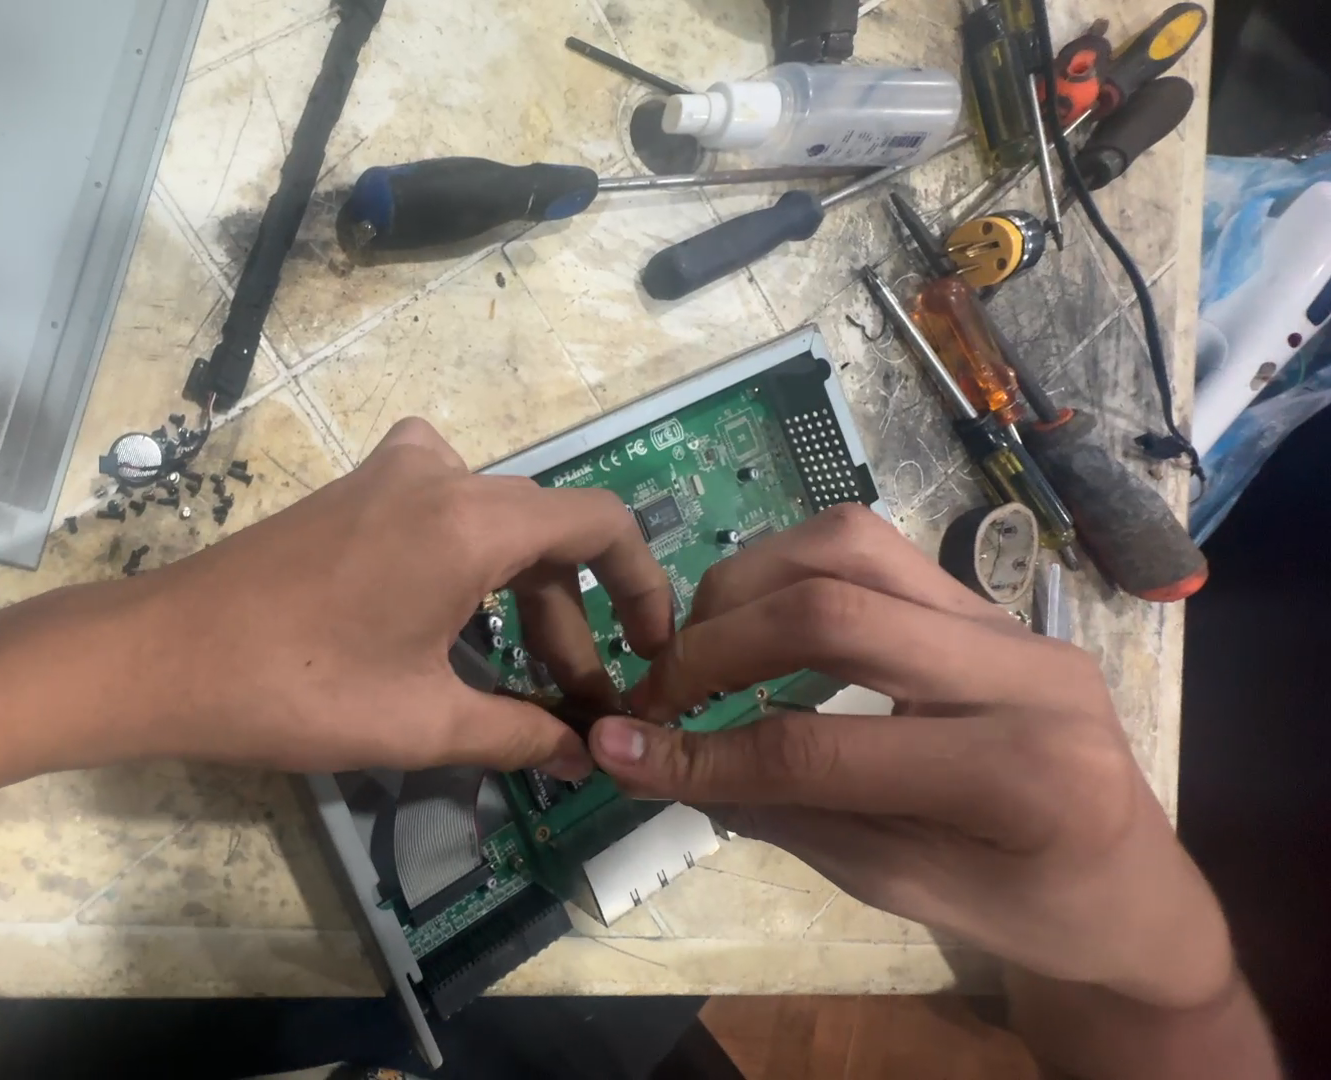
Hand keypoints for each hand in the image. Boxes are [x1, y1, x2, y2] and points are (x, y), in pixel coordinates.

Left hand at [125, 419, 674, 778]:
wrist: (164, 653)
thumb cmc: (299, 686)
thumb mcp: (423, 722)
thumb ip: (519, 733)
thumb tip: (582, 754)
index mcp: (472, 517)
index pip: (599, 522)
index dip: (642, 584)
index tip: (649, 647)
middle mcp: (438, 473)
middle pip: (541, 534)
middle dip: (567, 619)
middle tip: (570, 702)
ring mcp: (387, 474)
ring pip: (489, 527)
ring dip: (516, 597)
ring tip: (514, 677)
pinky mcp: (351, 491)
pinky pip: (439, 514)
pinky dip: (466, 568)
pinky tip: (449, 625)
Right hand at [587, 505, 1234, 1010]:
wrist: (1127, 881)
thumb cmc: (1014, 903)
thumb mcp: (887, 882)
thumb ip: (761, 807)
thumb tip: (636, 756)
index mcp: (1023, 777)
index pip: (820, 749)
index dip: (705, 753)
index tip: (621, 749)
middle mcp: (1023, 670)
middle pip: (829, 613)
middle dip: (713, 649)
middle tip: (657, 691)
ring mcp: (1002, 615)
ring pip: (842, 546)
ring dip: (741, 586)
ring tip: (697, 639)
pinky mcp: (974, 593)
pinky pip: (858, 544)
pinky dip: (779, 567)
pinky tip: (751, 613)